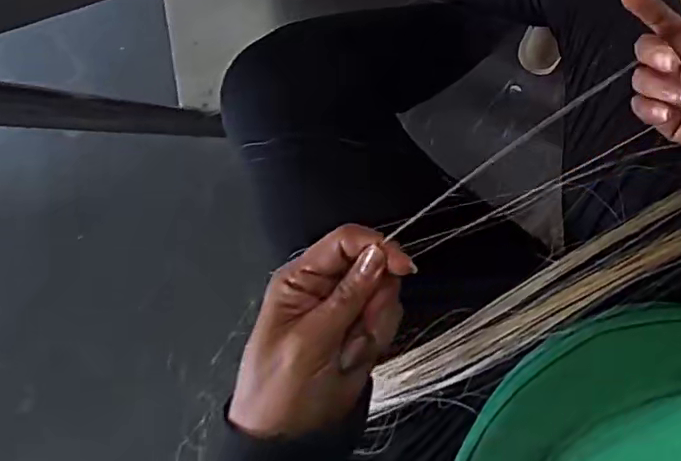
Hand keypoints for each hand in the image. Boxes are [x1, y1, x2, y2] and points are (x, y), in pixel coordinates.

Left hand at [229, 225, 415, 439]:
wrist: (284, 442)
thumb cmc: (278, 390)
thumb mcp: (309, 341)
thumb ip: (346, 296)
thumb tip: (376, 254)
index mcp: (303, 277)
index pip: (345, 241)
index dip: (376, 245)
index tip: (401, 265)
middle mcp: (326, 286)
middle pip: (372, 264)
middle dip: (375, 298)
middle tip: (361, 330)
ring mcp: (344, 309)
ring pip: (383, 293)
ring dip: (375, 324)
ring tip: (349, 353)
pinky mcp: (359, 330)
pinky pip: (386, 319)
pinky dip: (378, 340)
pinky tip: (354, 360)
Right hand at [618, 0, 680, 146]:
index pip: (657, 16)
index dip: (641, 3)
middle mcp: (670, 60)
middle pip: (642, 47)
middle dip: (652, 53)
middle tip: (672, 64)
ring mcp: (664, 87)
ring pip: (640, 79)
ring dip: (663, 88)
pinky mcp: (662, 114)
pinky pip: (640, 107)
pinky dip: (651, 109)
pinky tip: (670, 113)